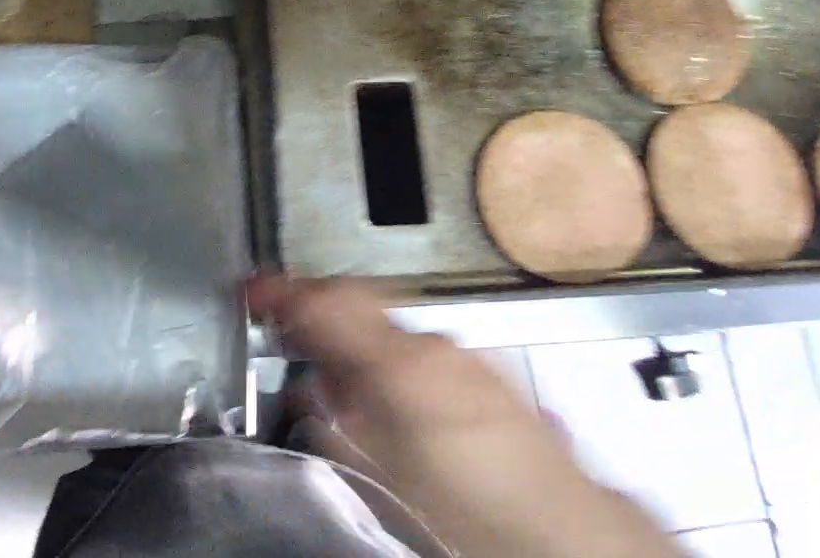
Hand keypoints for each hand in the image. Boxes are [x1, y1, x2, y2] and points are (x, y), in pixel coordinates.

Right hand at [249, 275, 680, 557]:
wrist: (566, 531)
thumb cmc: (472, 512)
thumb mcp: (381, 473)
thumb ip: (337, 419)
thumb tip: (310, 393)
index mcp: (400, 366)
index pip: (328, 304)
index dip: (283, 292)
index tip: (254, 288)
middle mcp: (433, 347)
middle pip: (358, 302)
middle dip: (316, 306)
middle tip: (284, 322)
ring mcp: (462, 355)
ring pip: (389, 326)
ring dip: (353, 335)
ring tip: (333, 375)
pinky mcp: (483, 371)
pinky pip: (418, 347)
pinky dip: (389, 354)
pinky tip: (386, 393)